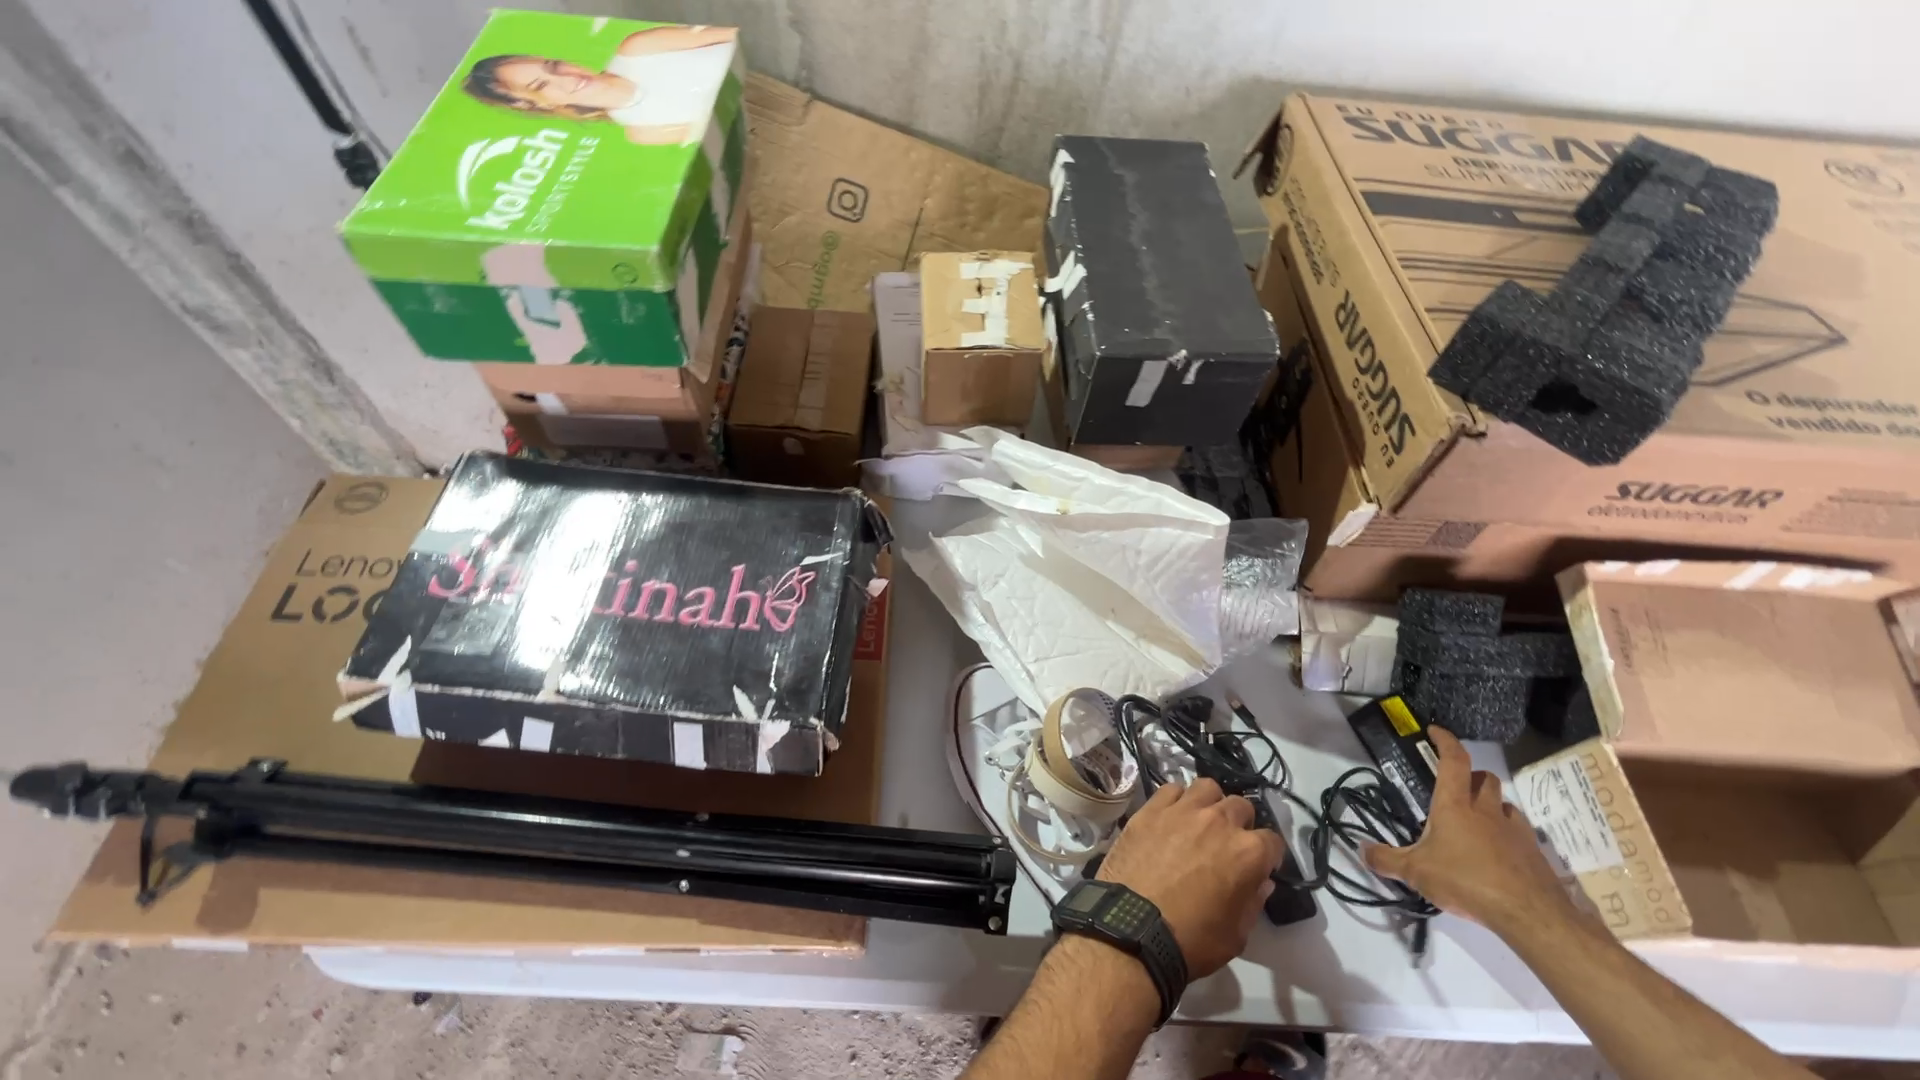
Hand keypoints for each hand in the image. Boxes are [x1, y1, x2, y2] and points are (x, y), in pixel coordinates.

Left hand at [1096, 778, 1283, 977]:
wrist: (1132, 929)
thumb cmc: (1191, 940)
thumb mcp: (1236, 935)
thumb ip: (1253, 902)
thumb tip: (1260, 882)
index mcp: (1248, 852)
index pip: (1272, 841)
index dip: (1268, 855)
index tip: (1259, 866)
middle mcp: (1219, 821)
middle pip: (1240, 806)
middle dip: (1240, 824)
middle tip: (1226, 844)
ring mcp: (1183, 811)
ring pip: (1207, 788)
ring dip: (1210, 803)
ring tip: (1199, 823)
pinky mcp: (1150, 809)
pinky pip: (1170, 790)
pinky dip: (1176, 800)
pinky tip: (1170, 818)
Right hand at [1363, 727, 1580, 937]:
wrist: (1526, 912)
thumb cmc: (1465, 880)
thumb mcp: (1415, 872)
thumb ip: (1386, 860)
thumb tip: (1361, 850)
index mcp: (1455, 806)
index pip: (1453, 761)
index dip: (1445, 741)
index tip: (1435, 731)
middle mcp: (1486, 810)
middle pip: (1485, 778)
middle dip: (1472, 776)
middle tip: (1457, 789)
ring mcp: (1514, 829)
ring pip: (1505, 803)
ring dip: (1492, 805)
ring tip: (1477, 823)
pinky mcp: (1532, 851)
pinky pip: (1519, 830)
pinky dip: (1507, 833)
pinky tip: (1497, 852)